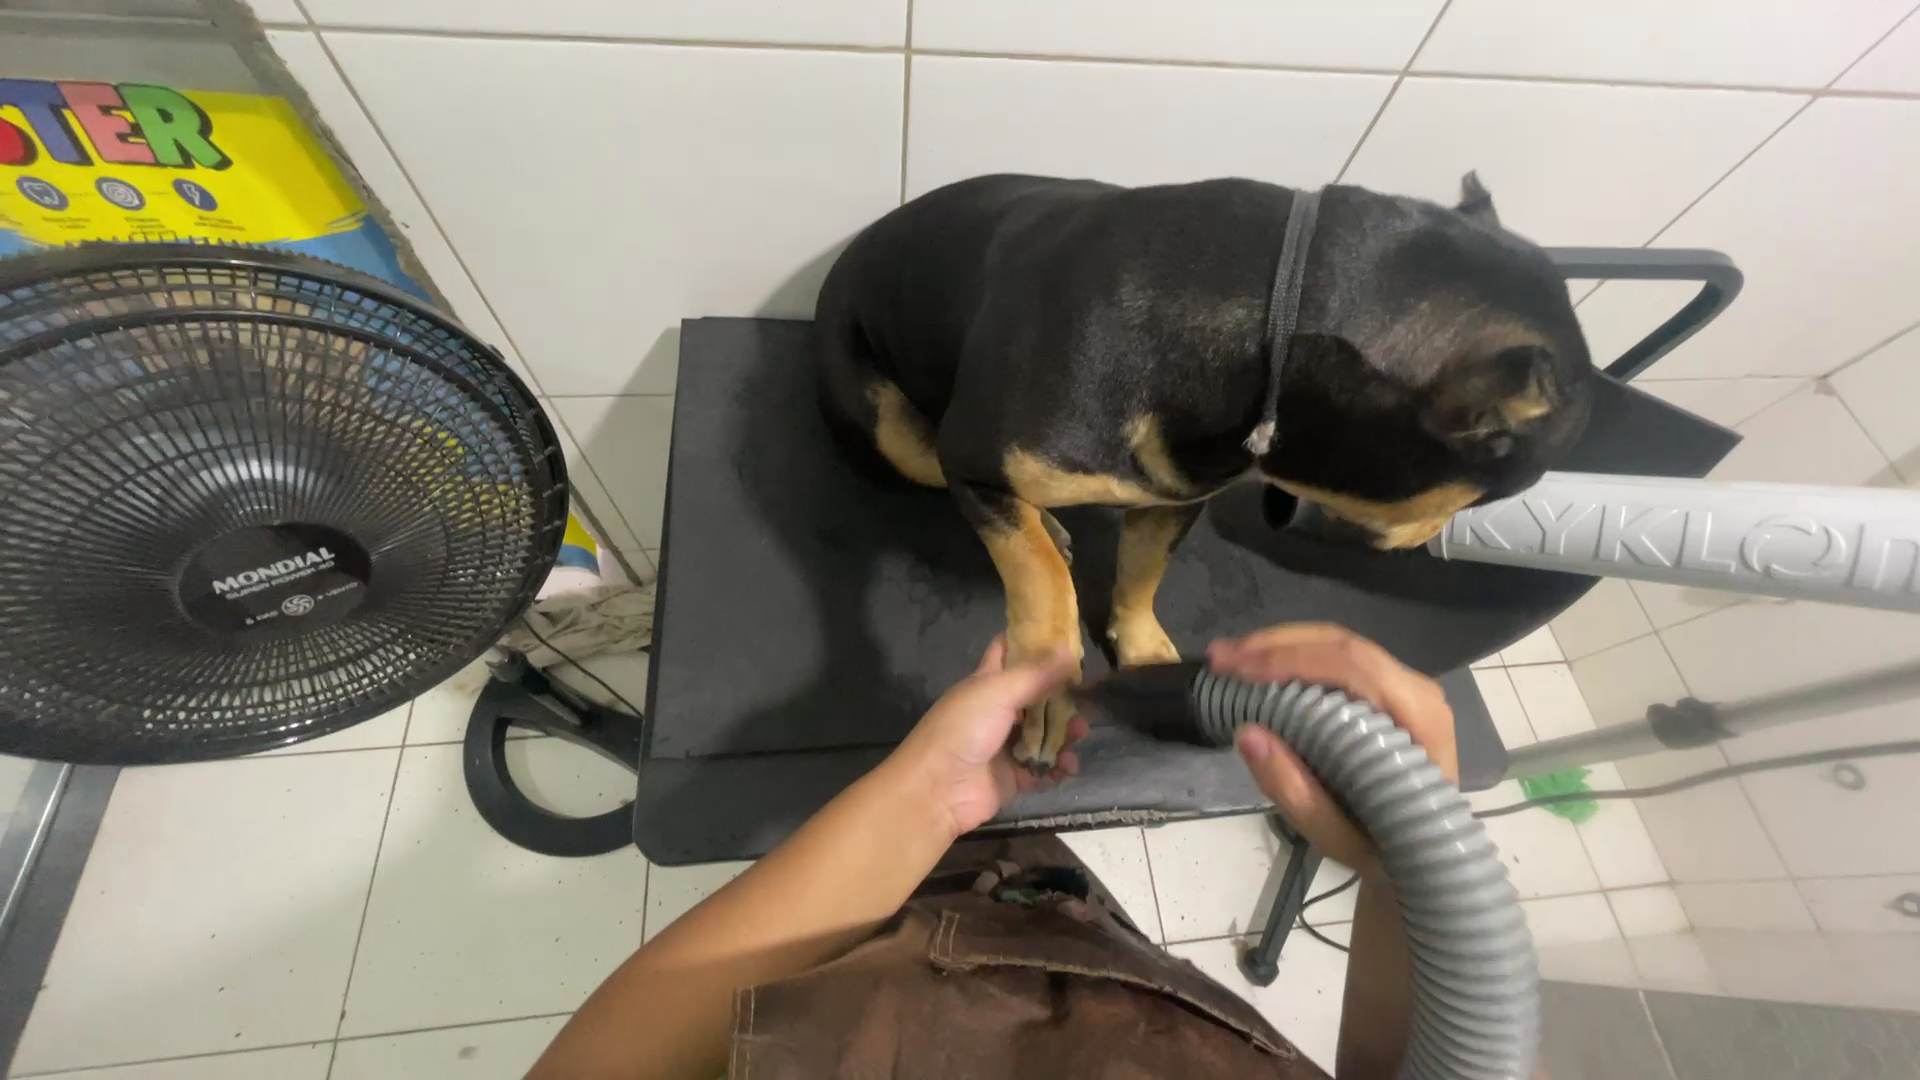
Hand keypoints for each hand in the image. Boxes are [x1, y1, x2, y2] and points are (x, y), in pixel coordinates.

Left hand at [885, 637, 1085, 840]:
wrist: (937, 789)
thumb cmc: (964, 728)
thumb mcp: (999, 691)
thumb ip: (1037, 673)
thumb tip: (1070, 649)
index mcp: (987, 682)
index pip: (1008, 651)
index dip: (1031, 641)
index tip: (1064, 638)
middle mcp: (997, 710)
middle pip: (1036, 696)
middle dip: (1061, 696)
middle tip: (1086, 696)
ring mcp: (1005, 744)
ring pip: (1044, 732)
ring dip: (1064, 733)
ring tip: (1080, 734)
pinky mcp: (1013, 776)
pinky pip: (1043, 767)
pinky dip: (1058, 766)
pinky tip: (1068, 766)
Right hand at [1207, 624, 1455, 878]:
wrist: (1418, 858)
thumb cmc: (1381, 847)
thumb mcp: (1336, 835)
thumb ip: (1294, 790)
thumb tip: (1245, 733)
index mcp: (1419, 721)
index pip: (1354, 666)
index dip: (1290, 659)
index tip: (1236, 670)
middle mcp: (1416, 691)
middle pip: (1341, 644)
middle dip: (1273, 646)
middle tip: (1219, 659)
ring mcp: (1400, 685)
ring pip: (1333, 642)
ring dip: (1275, 645)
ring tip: (1226, 658)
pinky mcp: (1380, 688)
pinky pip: (1332, 656)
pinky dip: (1287, 654)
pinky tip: (1252, 664)